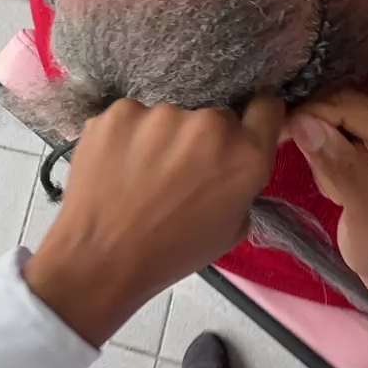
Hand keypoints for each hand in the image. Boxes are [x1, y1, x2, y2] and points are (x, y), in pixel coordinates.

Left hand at [28, 95, 284, 345]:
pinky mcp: (119, 112)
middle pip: (214, 117)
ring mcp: (160, 113)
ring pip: (168, 117)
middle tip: (179, 173)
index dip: (256, 116)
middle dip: (202, 140)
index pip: (267, 108)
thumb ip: (242, 185)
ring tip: (140, 176)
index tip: (243, 128)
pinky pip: (131, 118)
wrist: (101, 260)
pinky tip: (115, 167)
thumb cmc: (171, 254)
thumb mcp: (231, 230)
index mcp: (245, 156)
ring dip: (160, 138)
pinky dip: (125, 138)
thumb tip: (232, 163)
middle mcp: (209, 125)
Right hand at [289, 91, 367, 342]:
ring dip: (324, 151)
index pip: (349, 106)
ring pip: (338, 118)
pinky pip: (343, 130)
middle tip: (320, 179)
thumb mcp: (363, 213)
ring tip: (336, 190)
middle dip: (320, 137)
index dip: (309, 115)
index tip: (277, 137)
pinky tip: (340, 183)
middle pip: (344, 106)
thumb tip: (303, 121)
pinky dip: (331, 154)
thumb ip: (338, 166)